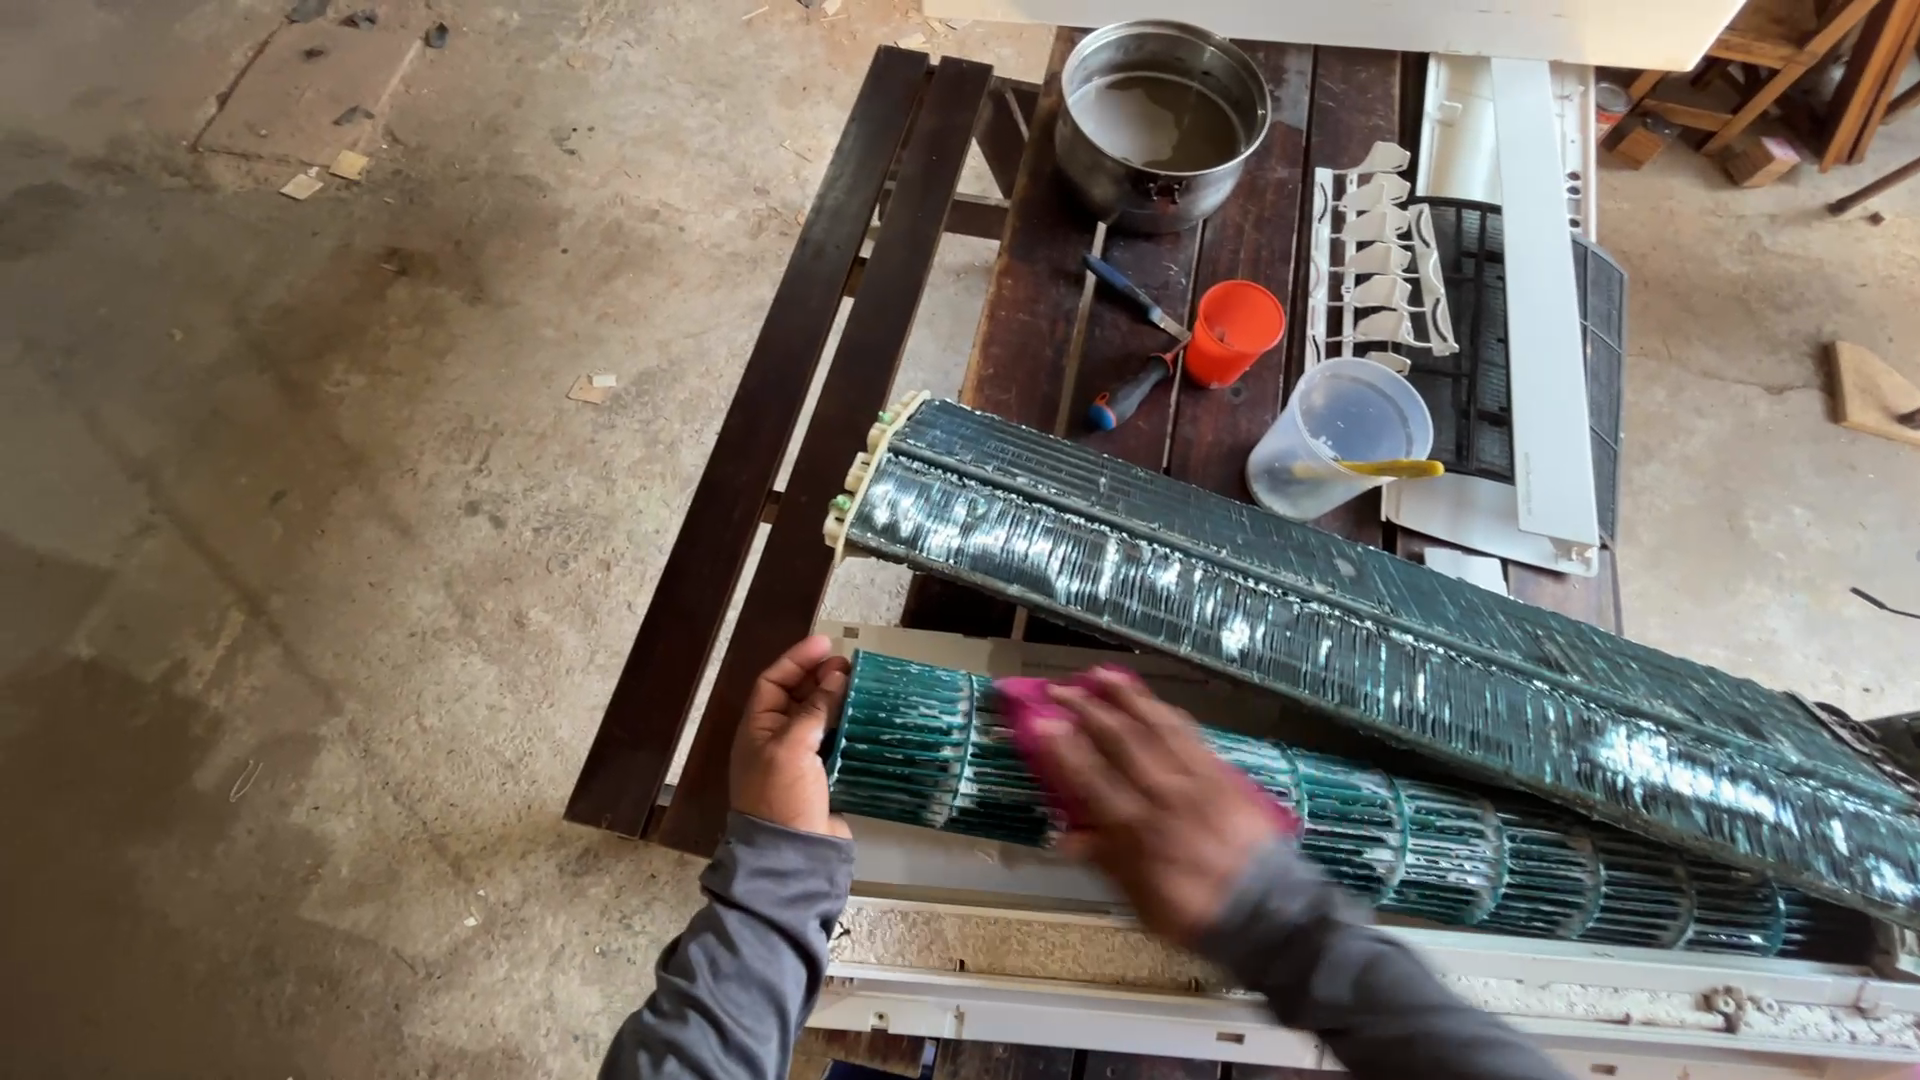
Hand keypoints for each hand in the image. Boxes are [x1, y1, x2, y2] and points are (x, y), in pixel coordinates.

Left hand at [730, 635, 852, 838]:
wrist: (792, 857)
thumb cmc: (782, 797)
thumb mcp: (792, 747)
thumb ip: (813, 710)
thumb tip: (835, 677)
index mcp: (757, 730)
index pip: (773, 682)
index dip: (797, 659)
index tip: (826, 642)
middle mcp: (775, 740)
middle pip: (795, 696)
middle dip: (818, 675)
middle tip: (848, 663)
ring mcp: (798, 759)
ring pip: (816, 716)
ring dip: (835, 697)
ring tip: (858, 683)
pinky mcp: (820, 776)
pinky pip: (832, 739)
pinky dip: (846, 723)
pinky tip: (863, 715)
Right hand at [1031, 669, 1278, 944]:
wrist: (1271, 912)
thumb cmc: (1198, 912)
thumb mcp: (1144, 902)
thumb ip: (1106, 863)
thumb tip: (1064, 838)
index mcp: (1141, 831)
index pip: (1094, 780)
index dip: (1065, 749)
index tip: (1043, 722)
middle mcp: (1167, 796)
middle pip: (1122, 742)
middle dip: (1087, 710)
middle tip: (1060, 688)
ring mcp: (1198, 780)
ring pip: (1157, 728)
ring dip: (1126, 698)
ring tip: (1101, 674)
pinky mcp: (1223, 773)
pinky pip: (1191, 734)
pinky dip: (1166, 712)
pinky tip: (1151, 700)